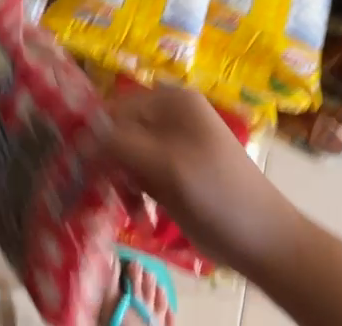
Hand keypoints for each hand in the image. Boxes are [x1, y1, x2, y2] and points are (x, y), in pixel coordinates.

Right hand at [101, 85, 300, 273]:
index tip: (83, 167)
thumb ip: (118, 144)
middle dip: (110, 162)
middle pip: (118, 130)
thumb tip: (77, 134)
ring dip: (121, 180)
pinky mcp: (171, 170)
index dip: (96, 136)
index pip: (116, 108)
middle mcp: (169, 114)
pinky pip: (137, 171)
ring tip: (130, 206)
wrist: (264, 242)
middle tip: (111, 191)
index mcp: (171, 100)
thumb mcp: (164, 165)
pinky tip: (138, 211)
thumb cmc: (217, 195)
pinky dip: (132, 190)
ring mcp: (171, 143)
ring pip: (124, 153)